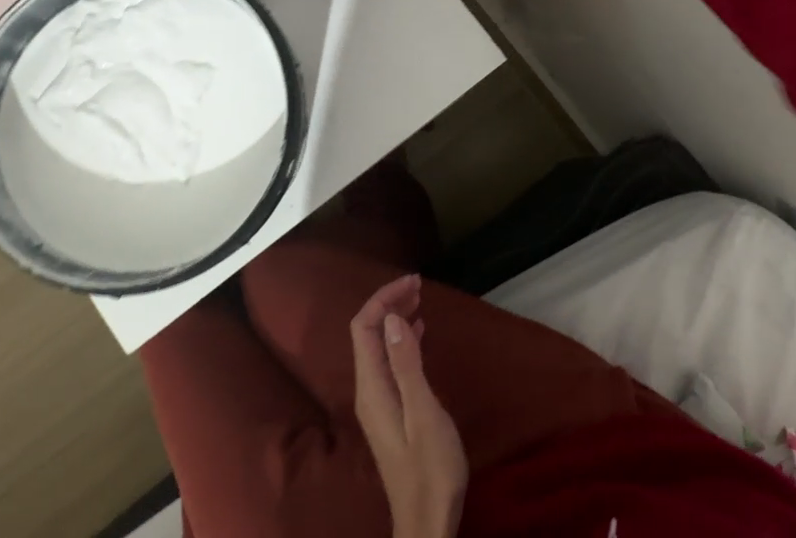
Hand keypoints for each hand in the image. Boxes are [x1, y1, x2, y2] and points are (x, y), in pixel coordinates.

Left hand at [351, 275, 466, 537]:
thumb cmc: (431, 467)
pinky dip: (402, 340)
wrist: (428, 519)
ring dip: (395, 319)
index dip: (383, 298)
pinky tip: (418, 333)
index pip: (364, 327)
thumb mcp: (424, 413)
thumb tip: (390, 318)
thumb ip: (406, 365)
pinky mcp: (391, 411)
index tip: (413, 282)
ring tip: (420, 299)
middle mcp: (368, 390)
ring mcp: (378, 402)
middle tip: (419, 285)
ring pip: (378, 347)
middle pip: (367, 334)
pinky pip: (389, 363)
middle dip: (388, 303)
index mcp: (372, 387)